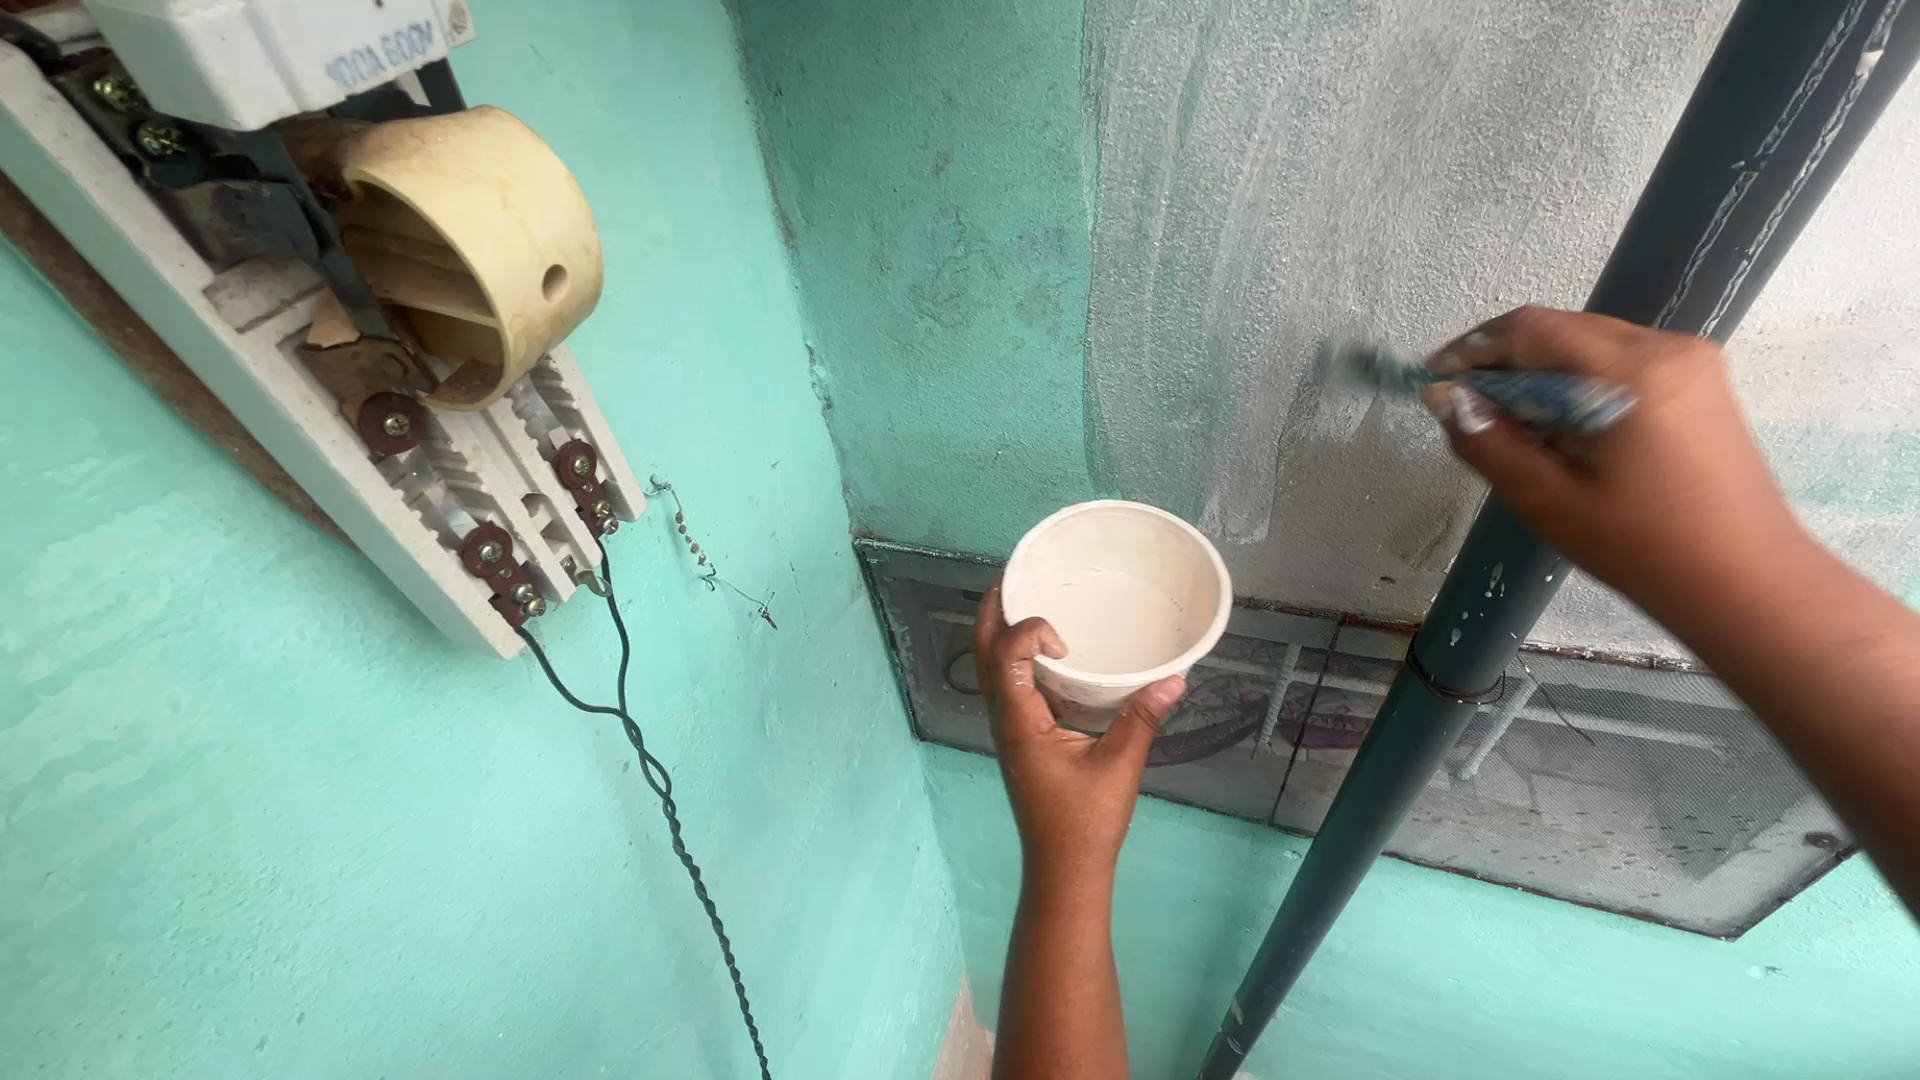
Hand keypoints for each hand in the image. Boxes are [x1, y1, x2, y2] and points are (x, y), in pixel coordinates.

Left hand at [973, 583, 1186, 884]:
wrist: (1063, 868)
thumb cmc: (1086, 821)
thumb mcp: (1120, 767)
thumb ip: (1143, 718)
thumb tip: (1177, 676)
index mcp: (1019, 721)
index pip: (1006, 655)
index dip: (1029, 631)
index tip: (1067, 641)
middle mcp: (1003, 718)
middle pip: (983, 652)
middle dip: (993, 611)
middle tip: (1015, 576)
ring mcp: (1007, 727)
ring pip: (989, 668)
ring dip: (999, 631)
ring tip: (1024, 600)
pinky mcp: (1019, 736)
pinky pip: (1006, 684)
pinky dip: (1014, 657)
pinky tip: (1045, 652)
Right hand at [1422, 305, 1802, 614]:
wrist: (1740, 575)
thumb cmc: (1635, 542)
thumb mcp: (1541, 495)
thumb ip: (1484, 438)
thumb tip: (1440, 395)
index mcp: (1630, 374)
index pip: (1530, 329)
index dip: (1471, 347)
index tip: (1434, 378)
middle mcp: (1666, 349)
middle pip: (1557, 329)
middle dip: (1499, 360)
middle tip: (1463, 406)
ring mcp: (1688, 360)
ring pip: (1581, 341)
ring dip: (1532, 371)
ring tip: (1505, 421)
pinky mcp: (1694, 379)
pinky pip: (1610, 358)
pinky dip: (1567, 379)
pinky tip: (1552, 423)